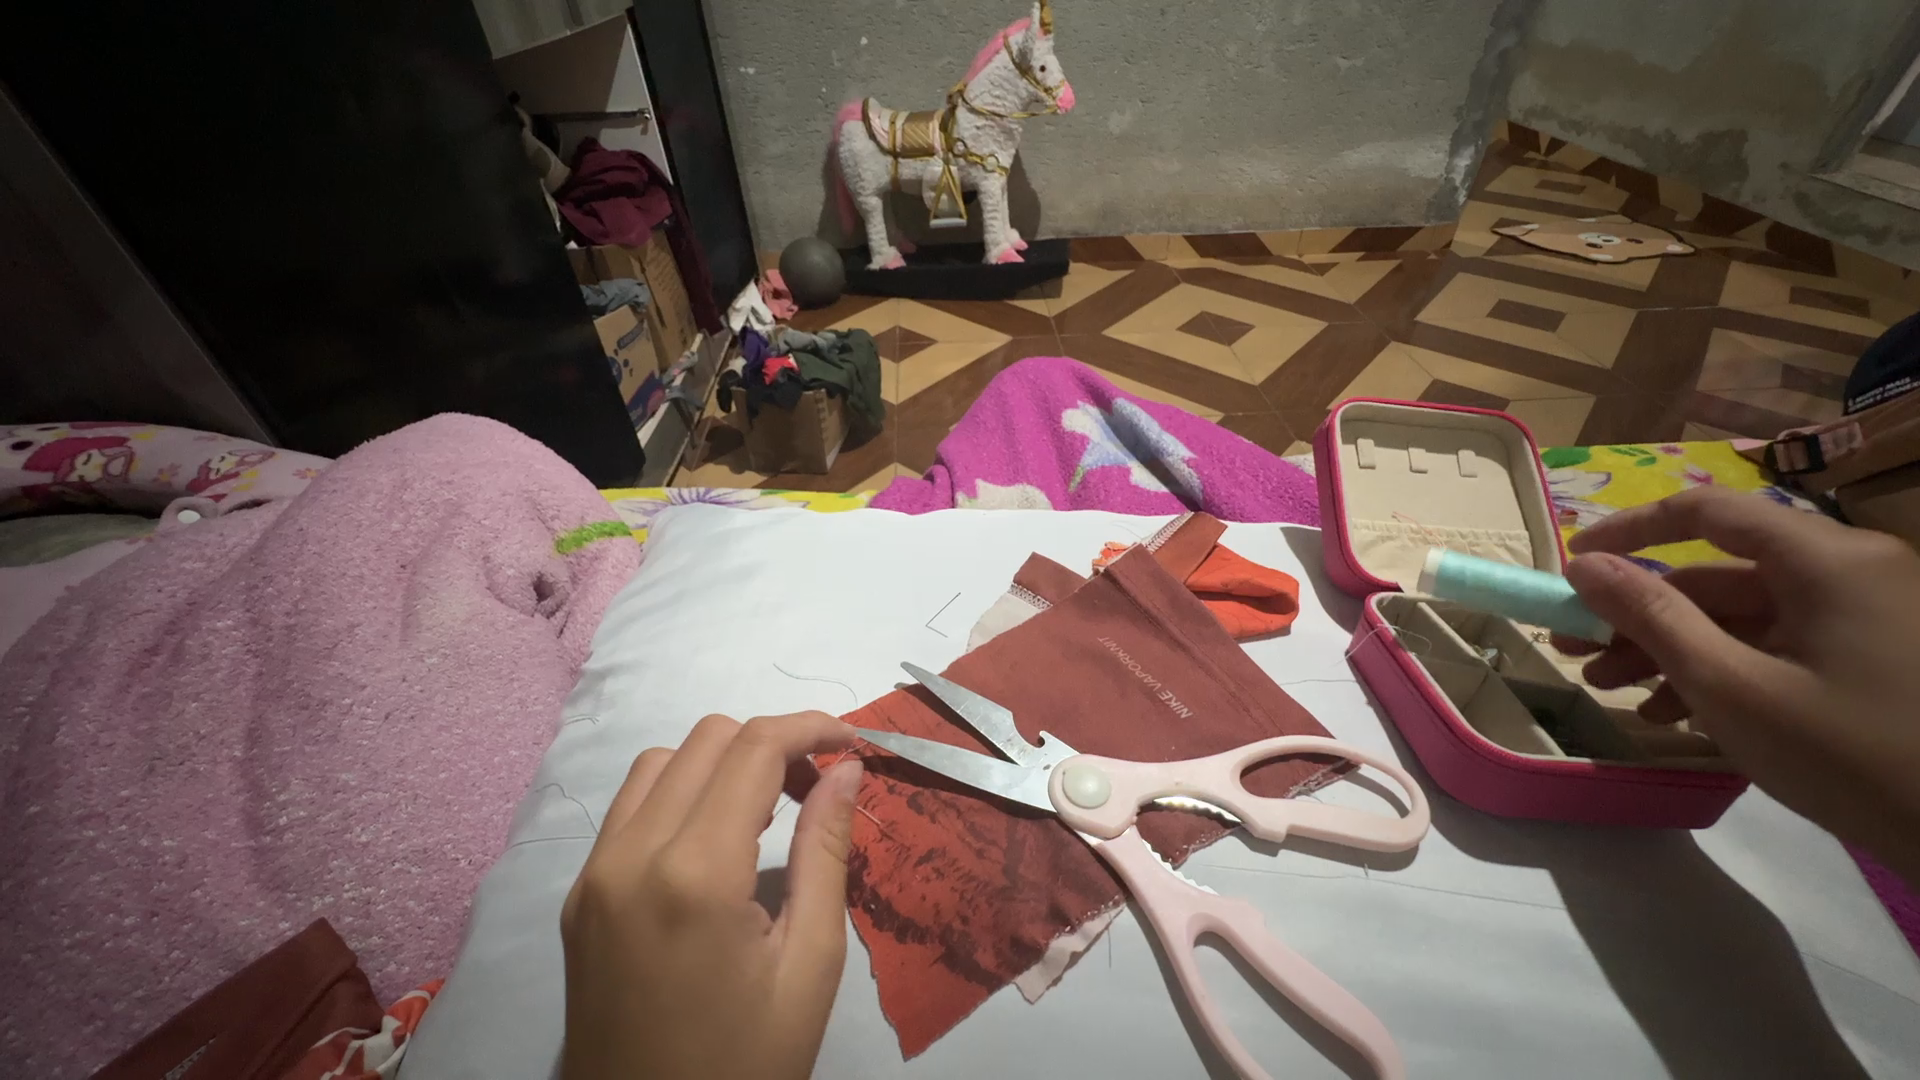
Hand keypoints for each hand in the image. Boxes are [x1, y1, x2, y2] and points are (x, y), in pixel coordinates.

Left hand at [559, 712, 862, 1079]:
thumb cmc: (747, 1065)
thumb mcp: (811, 962)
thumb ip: (826, 850)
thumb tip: (848, 768)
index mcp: (694, 873)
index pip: (754, 748)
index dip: (810, 727)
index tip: (853, 742)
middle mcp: (630, 855)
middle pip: (708, 739)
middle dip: (774, 743)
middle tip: (818, 787)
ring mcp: (594, 874)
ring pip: (663, 761)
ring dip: (724, 763)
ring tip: (768, 808)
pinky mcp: (579, 896)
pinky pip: (633, 805)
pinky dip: (683, 791)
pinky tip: (717, 838)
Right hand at [1558, 488, 1919, 882]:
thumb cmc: (1853, 752)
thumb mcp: (1728, 684)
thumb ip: (1649, 615)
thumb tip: (1582, 564)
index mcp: (1826, 562)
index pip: (1705, 513)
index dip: (1627, 530)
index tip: (1573, 564)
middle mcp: (1851, 574)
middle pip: (1714, 576)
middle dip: (1635, 614)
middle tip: (1573, 649)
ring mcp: (1869, 618)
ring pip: (1739, 616)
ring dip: (1666, 648)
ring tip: (1611, 689)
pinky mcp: (1877, 659)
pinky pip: (1777, 645)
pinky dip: (1718, 668)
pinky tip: (1673, 712)